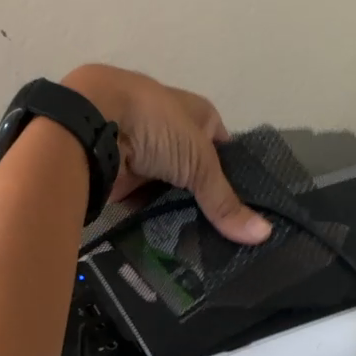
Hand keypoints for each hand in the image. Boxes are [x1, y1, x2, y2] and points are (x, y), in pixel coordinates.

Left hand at [62, 64, 272, 244]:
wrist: (90, 123)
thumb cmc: (154, 124)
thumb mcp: (199, 162)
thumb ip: (225, 201)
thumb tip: (264, 235)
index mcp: (192, 111)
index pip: (220, 142)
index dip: (231, 171)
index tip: (242, 205)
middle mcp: (167, 129)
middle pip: (191, 169)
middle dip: (202, 196)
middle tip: (221, 232)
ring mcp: (140, 152)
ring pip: (165, 187)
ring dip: (174, 209)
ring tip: (196, 243)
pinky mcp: (119, 175)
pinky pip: (141, 201)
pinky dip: (150, 218)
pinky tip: (164, 240)